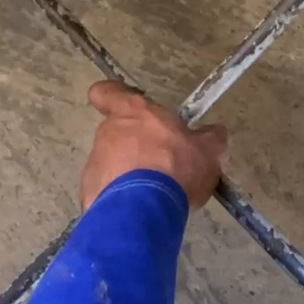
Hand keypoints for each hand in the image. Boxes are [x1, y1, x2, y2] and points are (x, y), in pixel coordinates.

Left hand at [79, 80, 228, 209]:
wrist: (144, 210)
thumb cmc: (176, 168)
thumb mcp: (208, 151)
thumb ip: (210, 138)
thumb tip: (213, 133)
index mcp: (134, 113)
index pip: (107, 92)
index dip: (114, 97)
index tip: (127, 106)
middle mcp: (107, 133)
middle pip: (116, 134)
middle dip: (135, 148)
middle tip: (161, 165)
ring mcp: (95, 164)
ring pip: (111, 164)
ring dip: (129, 176)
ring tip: (154, 195)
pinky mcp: (90, 192)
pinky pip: (106, 191)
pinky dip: (121, 199)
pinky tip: (140, 210)